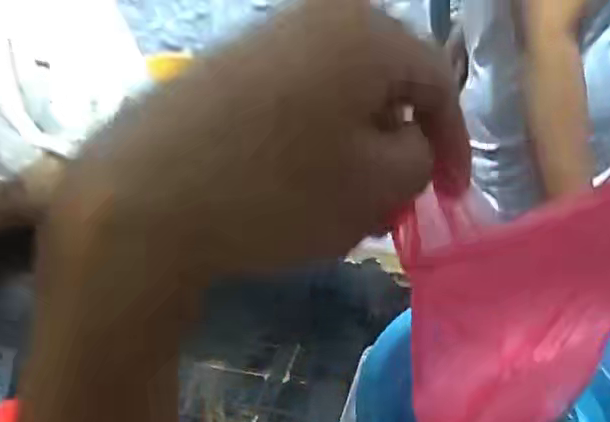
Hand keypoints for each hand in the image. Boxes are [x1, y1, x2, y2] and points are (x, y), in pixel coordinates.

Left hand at [60, 0, 468, 277]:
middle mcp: (318, 18)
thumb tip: (411, 145)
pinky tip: (302, 197)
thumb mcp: (375, 187)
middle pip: (386, 89)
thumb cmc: (282, 193)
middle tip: (396, 211)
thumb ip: (419, 161)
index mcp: (366, 34)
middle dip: (400, 154)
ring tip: (347, 214)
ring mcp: (268, 41)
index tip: (453, 197)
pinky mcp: (231, 74)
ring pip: (341, 104)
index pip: (437, 82)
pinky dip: (317, 154)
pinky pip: (299, 111)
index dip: (454, 145)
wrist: (154, 196)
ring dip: (357, 159)